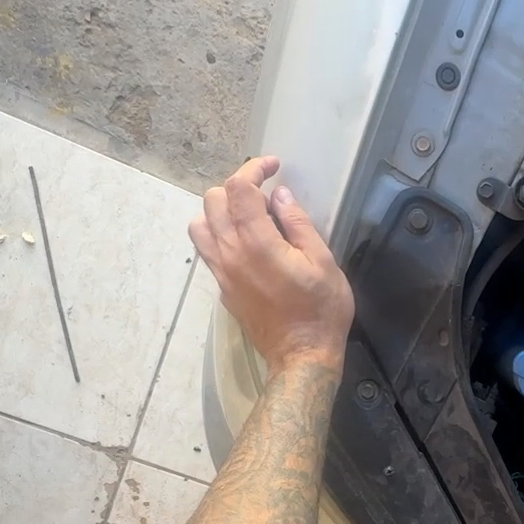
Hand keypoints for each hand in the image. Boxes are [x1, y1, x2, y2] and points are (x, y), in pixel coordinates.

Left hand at [189, 156, 354, 369]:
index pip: (239, 188)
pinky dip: (220, 235)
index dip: (254, 169)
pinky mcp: (223, 288)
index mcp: (257, 242)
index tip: (273, 167)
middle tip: (265, 196)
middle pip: (213, 200)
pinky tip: (245, 245)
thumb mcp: (323, 262)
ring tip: (247, 218)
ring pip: (200, 224)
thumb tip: (280, 196)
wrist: (302, 356)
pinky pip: (207, 250)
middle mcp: (230, 253)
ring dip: (220, 211)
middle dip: (237, 188)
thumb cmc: (321, 310)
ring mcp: (221, 272)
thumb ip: (298, 224)